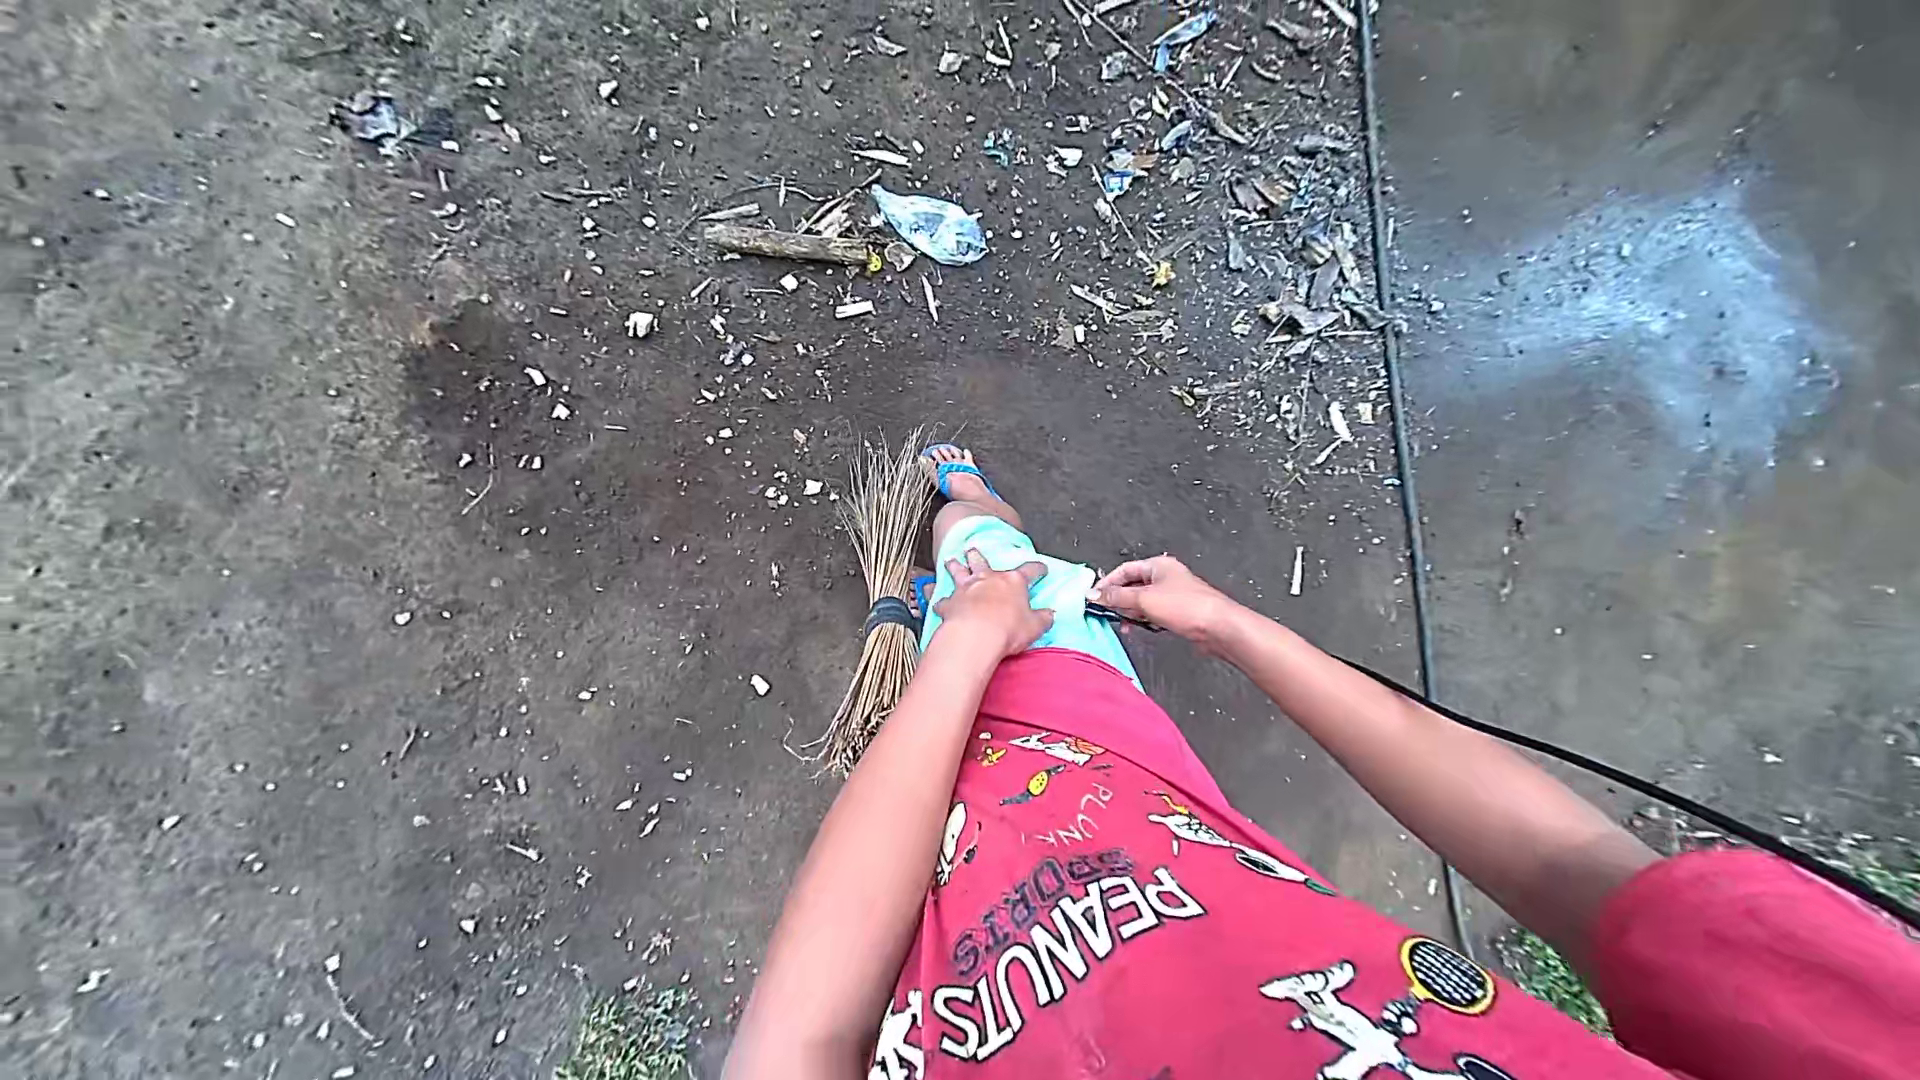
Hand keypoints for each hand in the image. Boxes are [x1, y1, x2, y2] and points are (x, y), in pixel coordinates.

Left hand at [932, 549, 1054, 658]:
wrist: (976, 636)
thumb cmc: (1007, 630)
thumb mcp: (1034, 626)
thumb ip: (1043, 618)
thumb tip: (1050, 614)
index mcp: (1013, 582)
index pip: (1029, 571)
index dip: (1037, 568)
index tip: (1040, 568)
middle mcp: (987, 579)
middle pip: (982, 562)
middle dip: (979, 555)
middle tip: (973, 549)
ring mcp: (966, 589)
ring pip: (958, 572)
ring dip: (955, 566)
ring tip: (951, 560)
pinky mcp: (949, 604)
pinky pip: (940, 599)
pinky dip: (937, 598)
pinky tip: (932, 596)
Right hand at [1090, 555, 1241, 649]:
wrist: (1218, 628)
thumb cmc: (1187, 606)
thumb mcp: (1143, 599)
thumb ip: (1116, 597)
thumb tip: (1093, 594)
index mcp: (1158, 565)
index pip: (1124, 569)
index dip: (1107, 582)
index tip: (1094, 596)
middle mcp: (1165, 576)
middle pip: (1132, 585)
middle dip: (1118, 599)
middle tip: (1106, 611)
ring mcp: (1171, 594)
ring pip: (1141, 600)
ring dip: (1130, 611)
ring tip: (1123, 622)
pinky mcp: (1177, 611)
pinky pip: (1151, 612)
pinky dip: (1142, 618)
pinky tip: (1137, 627)